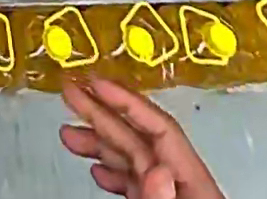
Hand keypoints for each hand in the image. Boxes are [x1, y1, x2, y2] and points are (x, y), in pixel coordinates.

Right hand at [60, 78, 223, 198]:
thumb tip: (157, 169)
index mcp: (198, 186)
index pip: (160, 127)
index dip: (125, 99)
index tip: (94, 80)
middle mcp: (184, 186)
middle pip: (139, 138)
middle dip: (100, 113)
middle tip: (69, 90)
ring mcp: (172, 197)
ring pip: (131, 159)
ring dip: (97, 142)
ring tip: (68, 131)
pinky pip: (133, 181)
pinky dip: (111, 170)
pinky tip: (96, 167)